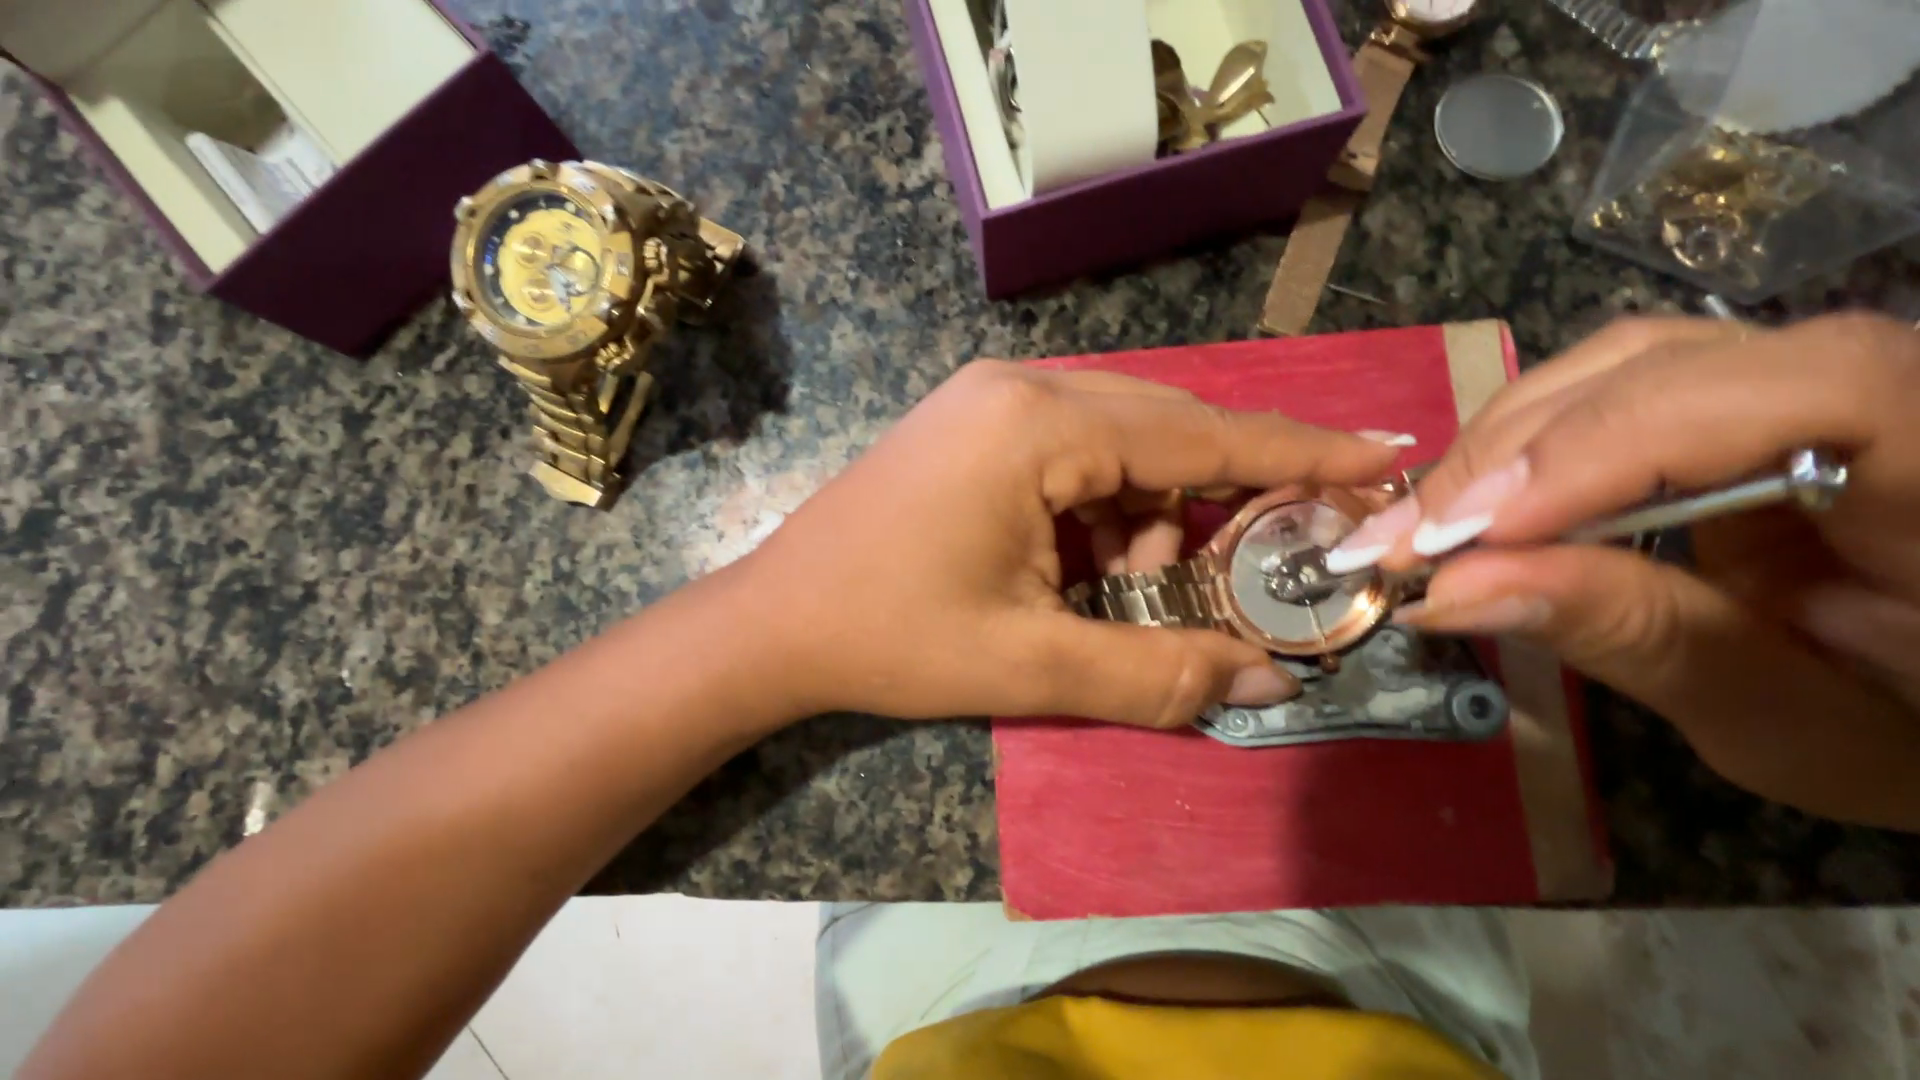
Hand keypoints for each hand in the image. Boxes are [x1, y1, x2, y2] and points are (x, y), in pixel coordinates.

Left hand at [735, 361, 1401, 728]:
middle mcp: (1022, 387)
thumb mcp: (1029, 666)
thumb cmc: (891, 639)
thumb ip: (1156, 673)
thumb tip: (1267, 680)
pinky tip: (1079, 570)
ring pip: (1120, 446)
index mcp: (1040, 426)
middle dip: (1213, 505)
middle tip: (1251, 568)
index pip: (1201, 435)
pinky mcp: (973, 425)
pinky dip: (1101, 511)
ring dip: (1146, 520)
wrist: (772, 624)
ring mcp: (991, 400)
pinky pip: (1073, 454)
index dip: (1297, 454)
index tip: (1379, 460)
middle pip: (1165, 432)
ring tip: (1124, 594)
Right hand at [1323, 313, 1919, 827]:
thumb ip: (1635, 637)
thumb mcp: (1782, 720)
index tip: (1476, 534)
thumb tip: (1448, 590)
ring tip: (1417, 529)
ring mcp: (1798, 382)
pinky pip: (1607, 392)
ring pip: (1617, 365)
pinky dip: (1518, 449)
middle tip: (1401, 544)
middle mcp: (1888, 387)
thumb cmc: (1901, 735)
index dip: (1618, 444)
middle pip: (1666, 365)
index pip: (1800, 394)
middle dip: (1512, 456)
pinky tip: (1466, 504)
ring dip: (1496, 448)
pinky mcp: (1730, 401)